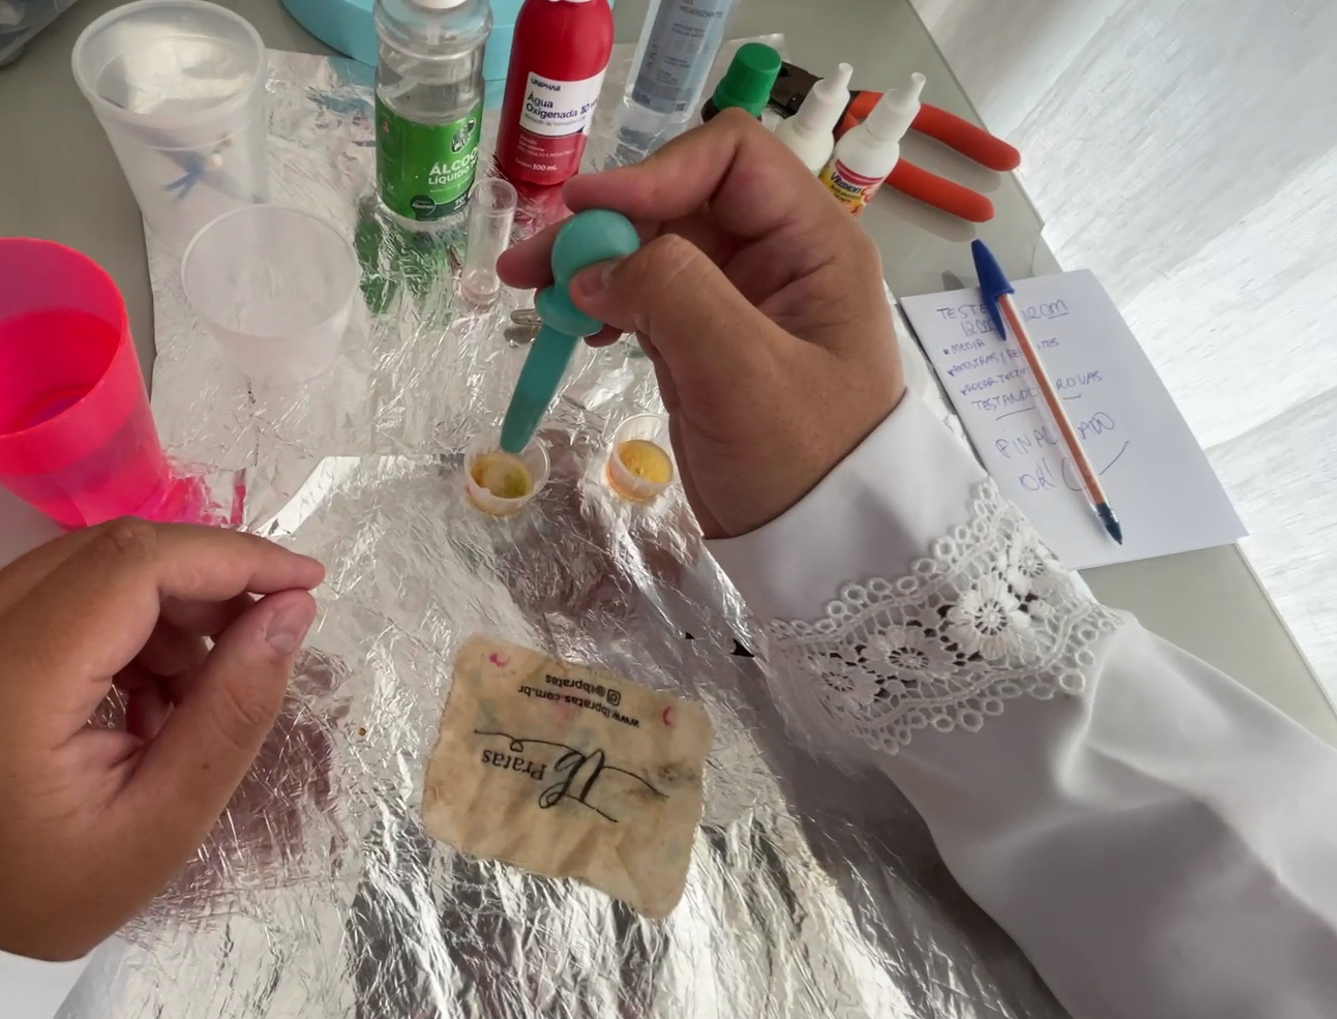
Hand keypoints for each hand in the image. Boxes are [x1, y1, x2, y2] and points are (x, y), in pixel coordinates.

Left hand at [0, 520, 323, 960]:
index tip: (301, 580)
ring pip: (83, 564)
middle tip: (255, 632)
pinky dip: (119, 617)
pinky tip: (141, 680)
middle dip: (203, 578)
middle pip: (108, 553)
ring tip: (193, 680)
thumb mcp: (169, 821)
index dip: (230, 558)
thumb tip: (293, 608)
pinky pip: (50, 590)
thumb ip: (236, 706)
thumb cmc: (53, 898)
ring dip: (163, 601)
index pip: (132, 569)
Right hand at [498, 109, 905, 538]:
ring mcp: (732, 304)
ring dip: (590, 268)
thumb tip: (590, 270)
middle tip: (524, 268)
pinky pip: (644, 303)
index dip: (651, 175)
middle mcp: (773, 259)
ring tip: (531, 297)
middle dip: (600, 228)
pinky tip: (575, 331)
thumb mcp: (742, 371)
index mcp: (810, 243)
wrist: (813, 540)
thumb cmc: (798, 458)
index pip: (730, 161)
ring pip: (650, 256)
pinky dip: (604, 308)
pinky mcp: (700, 345)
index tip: (579, 212)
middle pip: (676, 208)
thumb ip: (673, 296)